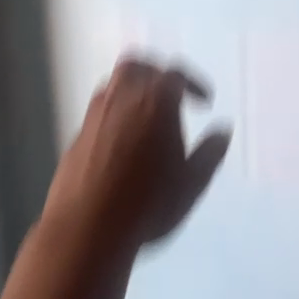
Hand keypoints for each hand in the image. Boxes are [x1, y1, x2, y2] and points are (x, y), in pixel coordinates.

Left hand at [44, 56, 232, 249]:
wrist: (84, 232)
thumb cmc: (146, 203)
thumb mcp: (191, 183)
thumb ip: (210, 153)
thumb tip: (223, 131)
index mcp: (156, 99)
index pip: (177, 74)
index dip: (194, 84)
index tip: (204, 101)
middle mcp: (122, 98)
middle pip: (137, 66)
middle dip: (156, 72)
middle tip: (169, 91)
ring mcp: (94, 117)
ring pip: (113, 86)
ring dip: (132, 91)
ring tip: (145, 115)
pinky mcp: (75, 138)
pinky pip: (99, 112)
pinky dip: (114, 114)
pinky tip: (122, 142)